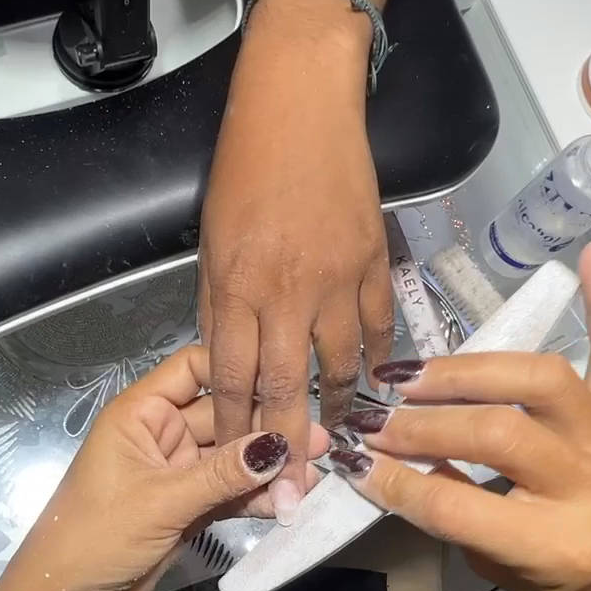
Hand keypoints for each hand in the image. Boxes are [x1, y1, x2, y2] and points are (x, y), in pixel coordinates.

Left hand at [0, 346, 328, 590]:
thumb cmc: (97, 535)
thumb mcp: (160, 501)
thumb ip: (221, 474)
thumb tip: (280, 446)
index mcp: (142, 412)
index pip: (194, 368)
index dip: (237, 371)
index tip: (284, 382)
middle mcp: (163, 432)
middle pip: (225, 415)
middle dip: (268, 430)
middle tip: (319, 440)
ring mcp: (179, 469)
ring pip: (233, 457)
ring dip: (269, 467)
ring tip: (315, 472)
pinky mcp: (190, 504)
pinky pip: (230, 491)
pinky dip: (256, 496)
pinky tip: (290, 501)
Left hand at [199, 0, 394, 520]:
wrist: (300, 103)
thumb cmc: (243, 170)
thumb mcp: (211, 243)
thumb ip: (220, 309)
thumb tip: (227, 364)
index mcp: (234, 288)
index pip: (233, 380)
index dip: (236, 430)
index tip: (240, 466)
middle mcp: (284, 293)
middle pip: (285, 386)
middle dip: (289, 443)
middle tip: (296, 487)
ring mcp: (335, 278)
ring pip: (339, 364)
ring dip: (339, 406)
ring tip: (340, 439)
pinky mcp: (373, 260)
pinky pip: (379, 325)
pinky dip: (379, 358)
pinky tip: (379, 384)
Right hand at [332, 243, 590, 590]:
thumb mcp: (495, 568)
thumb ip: (451, 508)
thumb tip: (390, 458)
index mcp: (558, 545)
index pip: (456, 504)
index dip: (394, 481)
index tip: (352, 462)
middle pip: (495, 433)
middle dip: (421, 424)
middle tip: (373, 420)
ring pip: (539, 382)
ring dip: (468, 372)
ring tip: (415, 374)